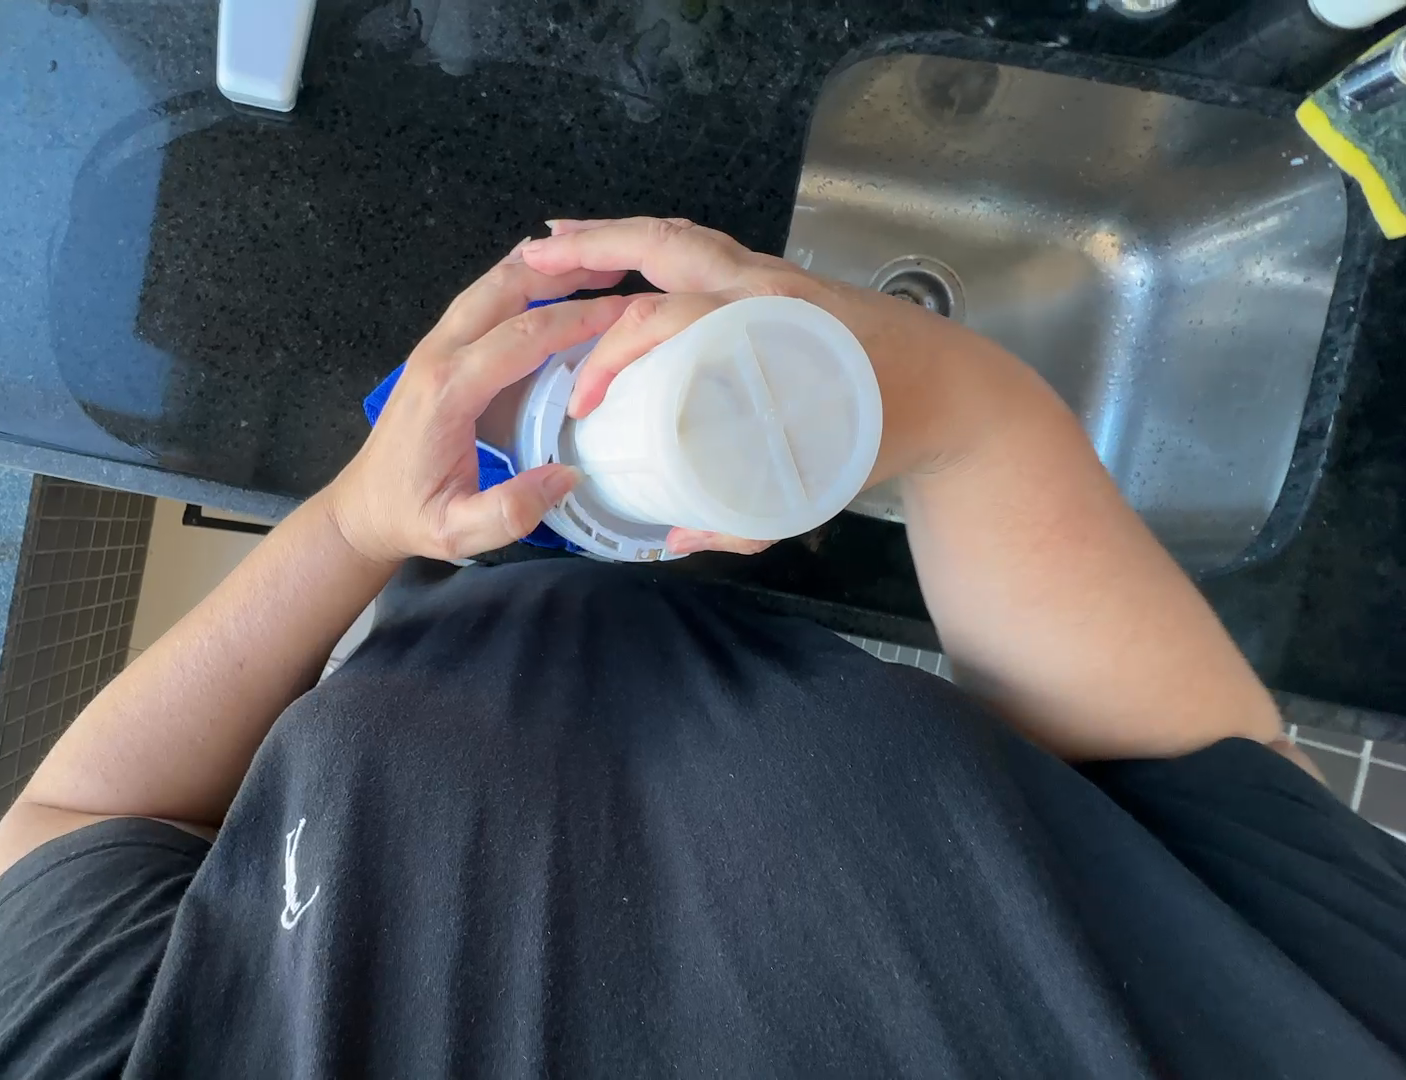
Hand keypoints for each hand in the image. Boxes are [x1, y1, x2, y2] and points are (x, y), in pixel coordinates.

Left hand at [322, 243, 633, 563]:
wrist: (362, 507)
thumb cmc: (408, 516)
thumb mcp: (457, 531)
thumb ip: (510, 511)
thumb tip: (567, 475)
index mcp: (448, 391)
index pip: (523, 336)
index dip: (579, 320)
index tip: (627, 313)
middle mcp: (437, 356)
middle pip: (504, 288)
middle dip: (564, 271)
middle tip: (618, 266)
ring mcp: (432, 349)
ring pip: (490, 287)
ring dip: (542, 270)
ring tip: (594, 263)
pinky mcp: (436, 354)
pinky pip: (481, 303)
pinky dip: (519, 284)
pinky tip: (548, 281)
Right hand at [521, 217, 1023, 552]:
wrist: (959, 392)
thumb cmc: (887, 435)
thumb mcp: (812, 493)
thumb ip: (741, 522)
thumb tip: (673, 537)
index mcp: (771, 330)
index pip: (668, 323)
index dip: (612, 359)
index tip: (585, 405)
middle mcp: (765, 288)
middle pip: (664, 246)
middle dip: (591, 249)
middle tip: (533, 259)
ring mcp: (770, 276)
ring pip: (680, 238)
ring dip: (616, 237)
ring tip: (561, 245)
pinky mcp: (774, 281)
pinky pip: (700, 253)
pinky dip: (652, 249)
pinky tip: (625, 263)